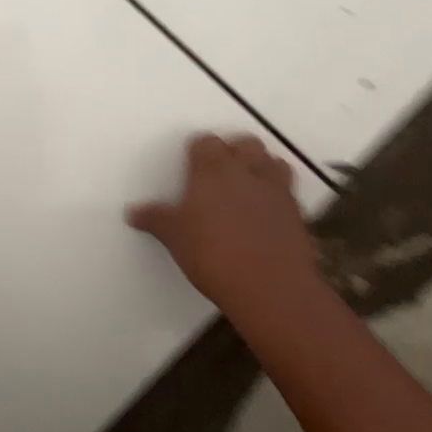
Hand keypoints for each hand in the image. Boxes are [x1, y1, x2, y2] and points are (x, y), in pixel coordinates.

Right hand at [127, 133, 319, 311]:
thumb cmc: (213, 254)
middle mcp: (248, 171)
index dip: (197, 151)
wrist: (271, 288)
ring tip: (247, 186)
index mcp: (213, 169)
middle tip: (219, 172)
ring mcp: (277, 191)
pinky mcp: (299, 215)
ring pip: (274, 162)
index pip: (205, 142)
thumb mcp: (174, 237)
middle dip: (234, 151)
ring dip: (262, 167)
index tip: (189, 166)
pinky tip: (266, 214)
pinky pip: (288, 193)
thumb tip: (132, 212)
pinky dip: (278, 196)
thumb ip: (155, 219)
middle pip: (245, 143)